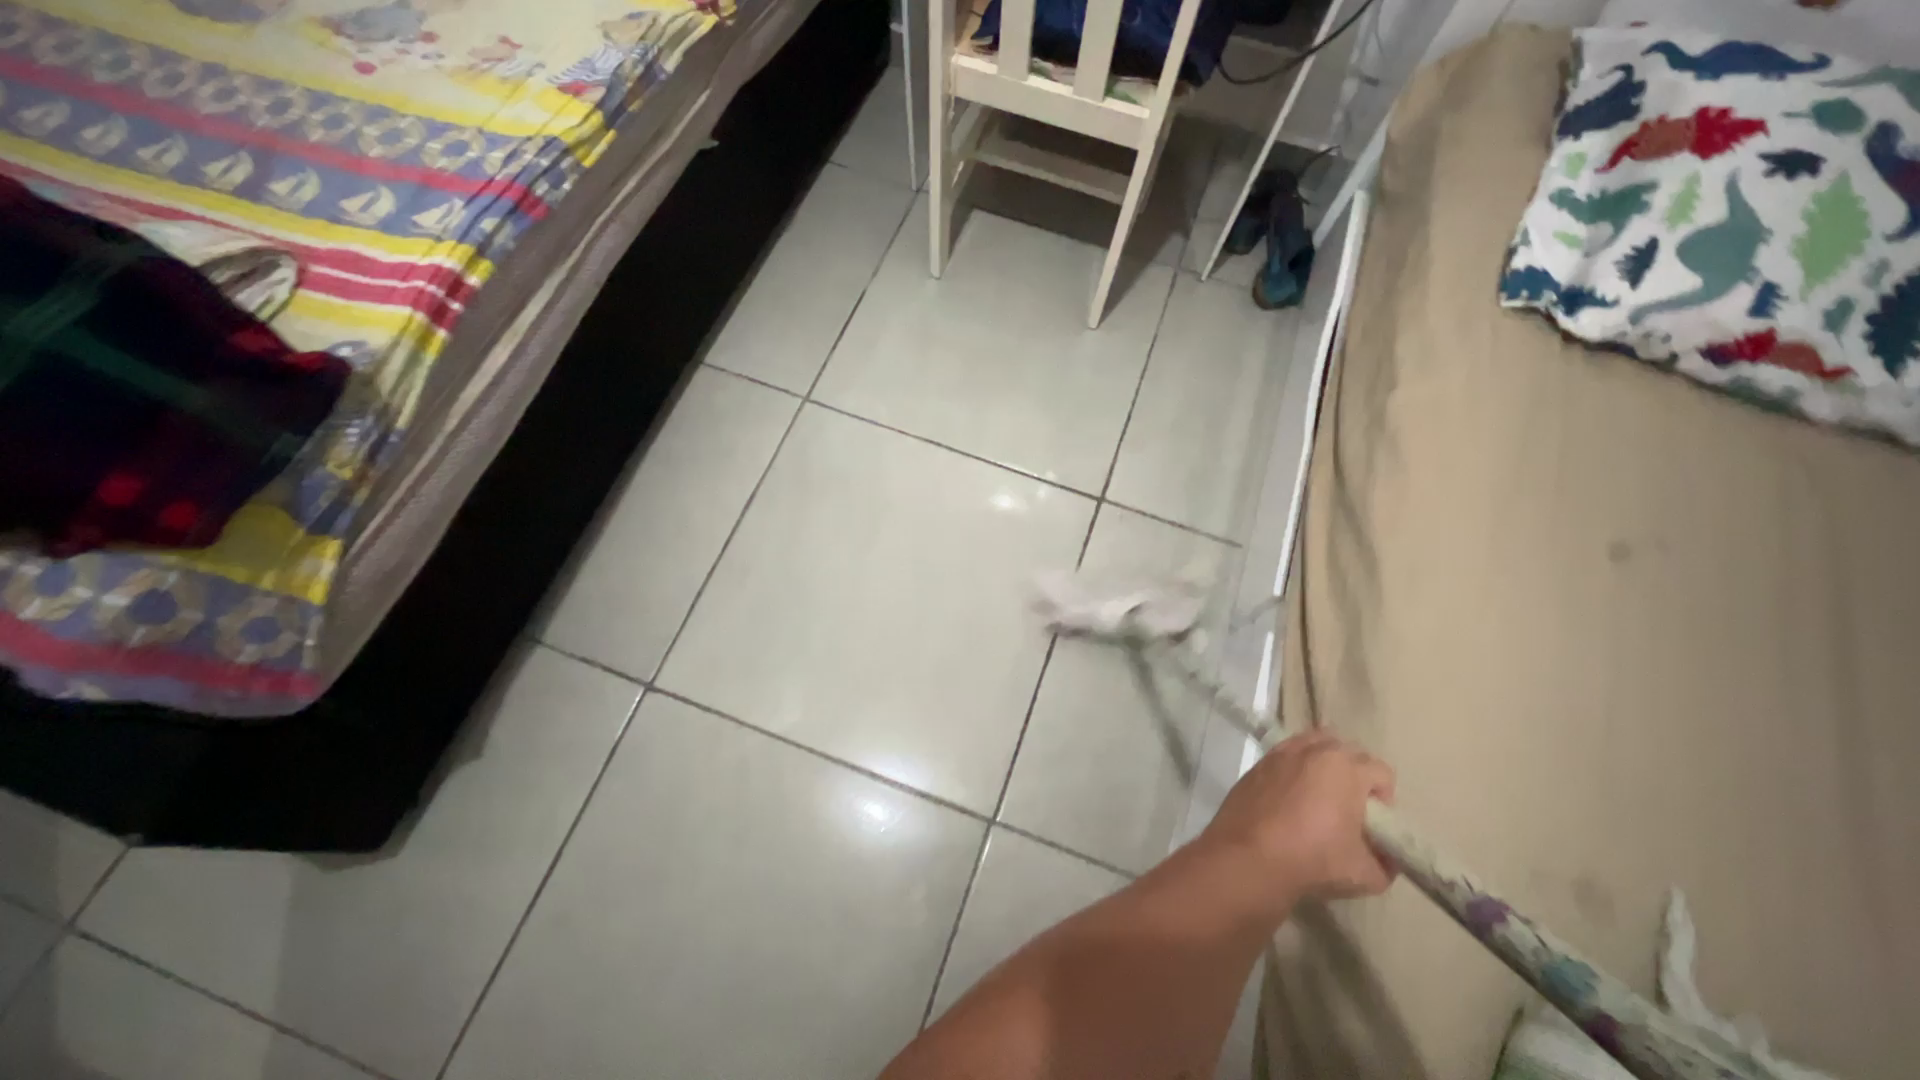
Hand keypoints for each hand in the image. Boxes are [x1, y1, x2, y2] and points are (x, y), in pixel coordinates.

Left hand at [1201, 731, 1396, 906]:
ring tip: (1321, 795)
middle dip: (1356, 776)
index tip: (1373, 823)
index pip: (1381, 772)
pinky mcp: (1258, 764)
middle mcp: (1314, 751)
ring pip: (1315, 744)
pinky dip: (1295, 767)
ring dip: (1325, 763)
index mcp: (1346, 768)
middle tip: (1349, 808)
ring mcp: (1282, 754)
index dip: (1384, 798)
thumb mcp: (1366, 874)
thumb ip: (1386, 863)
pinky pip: (1286, 755)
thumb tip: (1387, 858)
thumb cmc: (1312, 860)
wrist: (1248, 859)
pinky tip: (1291, 795)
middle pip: (1348, 752)